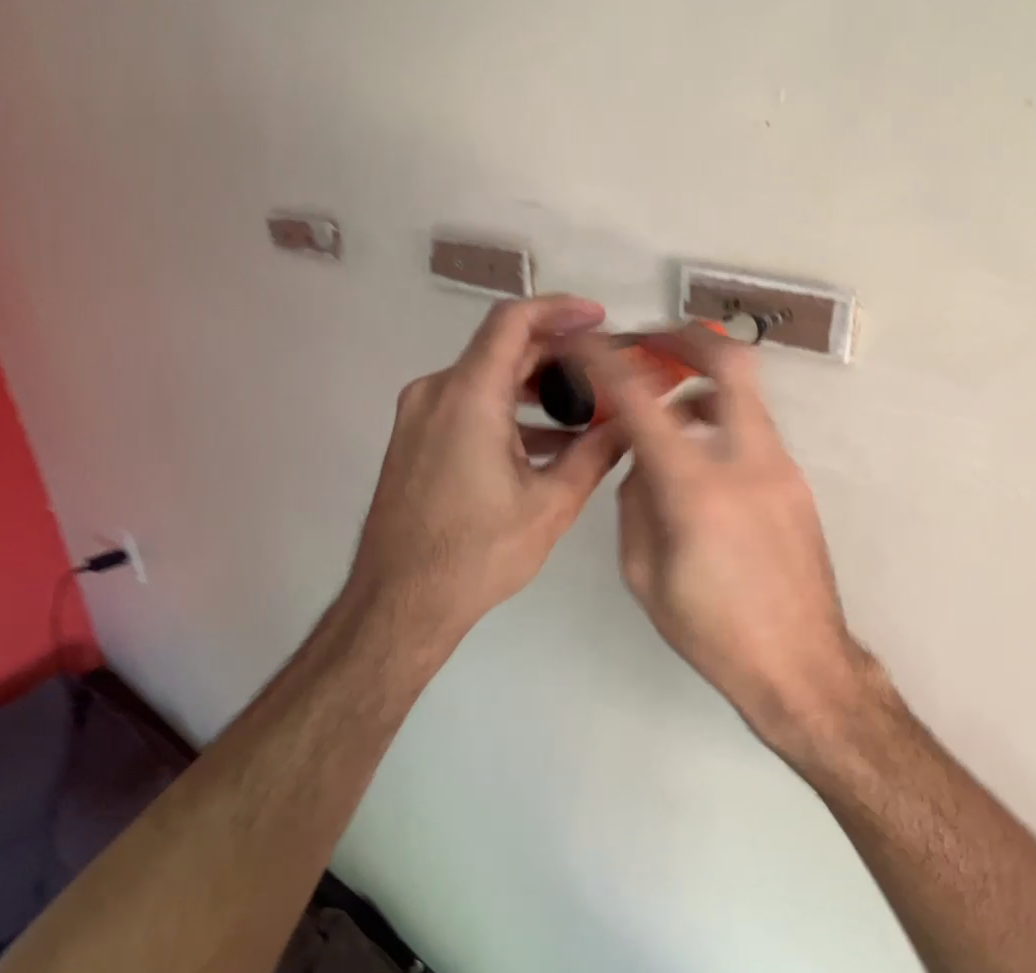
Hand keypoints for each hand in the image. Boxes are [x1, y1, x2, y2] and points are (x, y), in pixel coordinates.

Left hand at [347, 296, 625, 639]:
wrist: (402, 600)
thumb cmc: (478, 553)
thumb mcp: (551, 504)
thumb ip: (595, 455)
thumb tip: (633, 426)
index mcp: (469, 396)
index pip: (514, 322)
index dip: (560, 310)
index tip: (598, 319)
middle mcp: (436, 392)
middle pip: (501, 349)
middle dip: (555, 355)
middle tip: (603, 372)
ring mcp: (418, 417)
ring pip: (483, 380)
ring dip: (533, 389)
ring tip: (583, 412)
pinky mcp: (414, 441)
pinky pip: (465, 407)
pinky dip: (506, 413)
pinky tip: (544, 444)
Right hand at [563, 326, 866, 756]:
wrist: (800, 663)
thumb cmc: (712, 633)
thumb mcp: (645, 574)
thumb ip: (636, 502)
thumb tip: (642, 459)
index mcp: (695, 489)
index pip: (641, 399)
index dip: (606, 360)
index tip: (586, 342)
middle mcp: (746, 462)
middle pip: (727, 363)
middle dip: (682, 339)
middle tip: (650, 343)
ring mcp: (782, 470)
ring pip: (745, 398)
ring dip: (703, 389)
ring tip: (670, 415)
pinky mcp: (799, 485)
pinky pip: (757, 433)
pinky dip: (724, 426)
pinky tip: (704, 463)